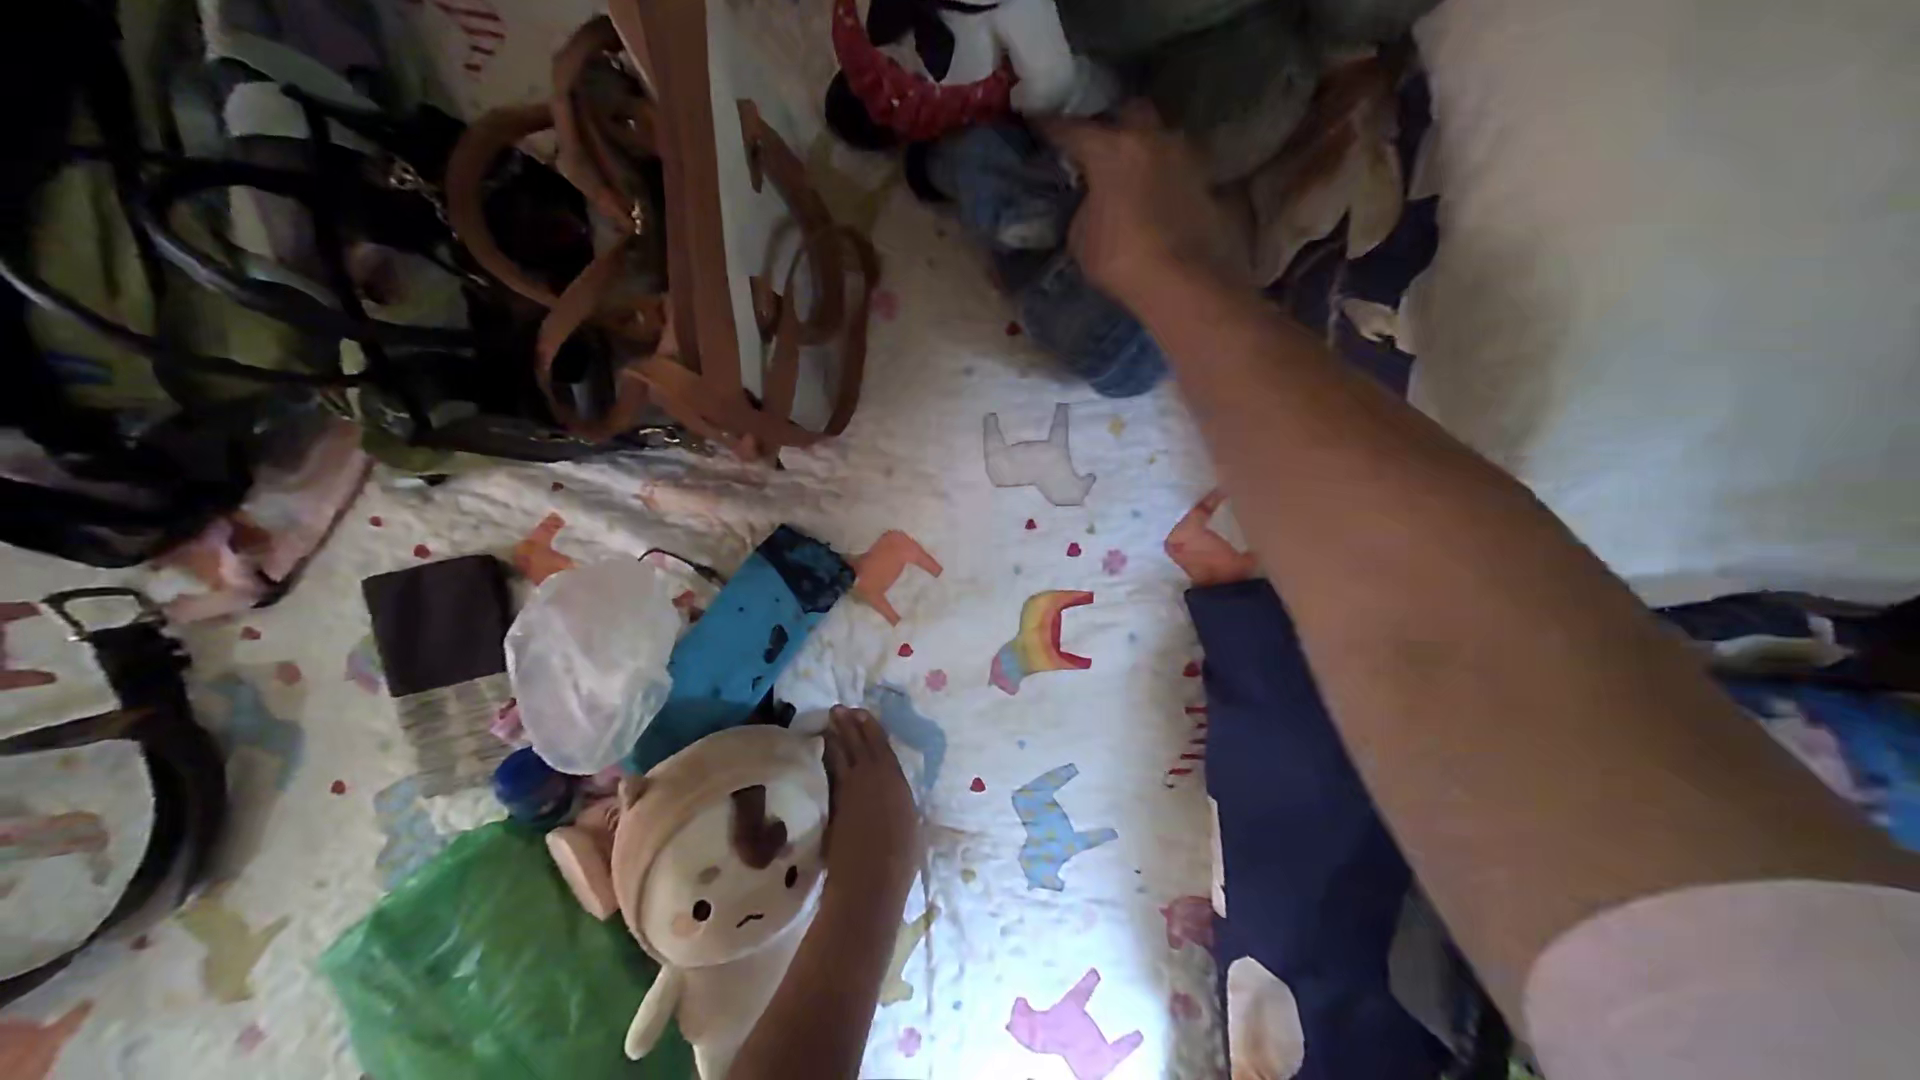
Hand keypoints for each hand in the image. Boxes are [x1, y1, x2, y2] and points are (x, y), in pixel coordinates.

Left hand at [822, 706, 919, 898]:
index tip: (861, 712)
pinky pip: (832, 773)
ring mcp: (849, 791)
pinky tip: (826, 754)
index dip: (870, 728)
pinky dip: (829, 760)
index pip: (880, 746)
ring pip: (841, 756)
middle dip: (848, 725)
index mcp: (894, 779)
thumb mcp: (910, 821)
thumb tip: (893, 792)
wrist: (869, 879)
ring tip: (829, 722)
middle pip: (857, 745)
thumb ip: (899, 800)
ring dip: (836, 737)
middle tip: (838, 708)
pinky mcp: (834, 806)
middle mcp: (871, 778)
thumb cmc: (900, 855)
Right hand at [1041, 101, 1238, 307]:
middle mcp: (1151, 139)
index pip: (1071, 129)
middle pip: (1127, 112)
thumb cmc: (1121, 261)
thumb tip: (1091, 199)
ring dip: (1142, 149)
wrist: (1181, 283)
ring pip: (1158, 136)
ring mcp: (1183, 155)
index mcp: (1111, 150)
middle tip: (1098, 144)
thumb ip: (1083, 207)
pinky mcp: (1205, 179)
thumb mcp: (1081, 239)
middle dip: (1111, 123)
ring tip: (1130, 172)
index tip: (1038, 123)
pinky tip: (1155, 195)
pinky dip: (1163, 175)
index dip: (1051, 126)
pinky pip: (1176, 166)